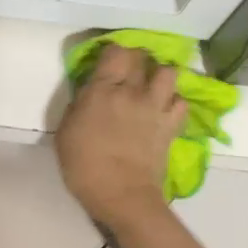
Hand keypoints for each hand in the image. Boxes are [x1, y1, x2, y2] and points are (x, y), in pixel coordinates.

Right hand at [57, 45, 187, 225]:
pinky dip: (175, 102)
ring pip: (169, 72)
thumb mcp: (66, 132)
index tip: (109, 61)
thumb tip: (91, 93)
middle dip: (137, 59)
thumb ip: (80, 104)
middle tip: (130, 70)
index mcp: (103, 90)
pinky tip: (166, 109)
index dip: (113, 52)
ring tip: (154, 85)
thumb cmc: (85, 167)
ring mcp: (155, 107)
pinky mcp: (171, 125)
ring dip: (161, 75)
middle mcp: (132, 92)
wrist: (122, 195)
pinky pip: (181, 102)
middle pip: (142, 58)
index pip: (115, 52)